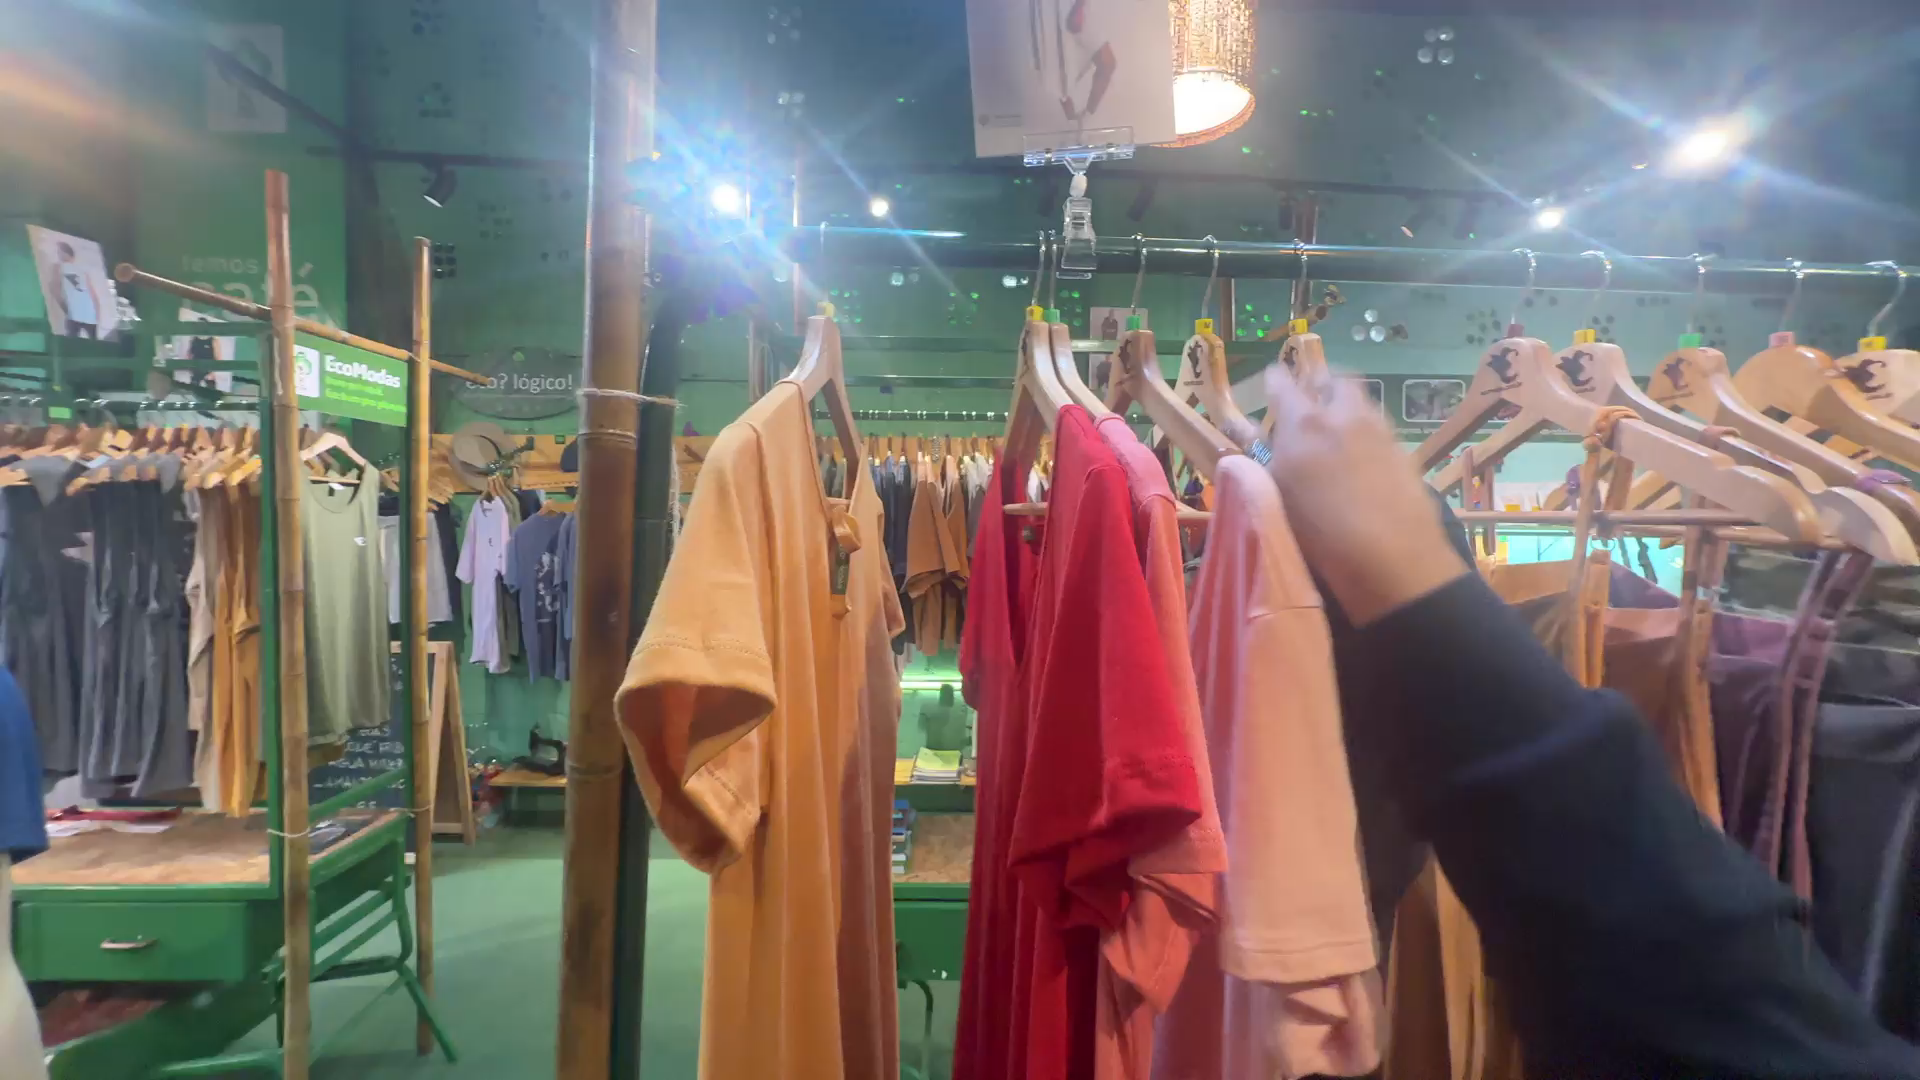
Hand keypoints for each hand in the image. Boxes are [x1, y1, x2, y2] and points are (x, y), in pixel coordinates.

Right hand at [1263, 365, 1469, 626]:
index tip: (1269, 381)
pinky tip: (1358, 459)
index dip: (1274, 379)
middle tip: (1307, 398)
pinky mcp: (1404, 454)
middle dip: (1319, 382)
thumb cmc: (1315, 531)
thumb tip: (1235, 442)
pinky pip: (1379, 428)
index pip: (1283, 383)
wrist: (1390, 557)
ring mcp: (1380, 431)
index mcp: (1302, 423)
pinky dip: (1364, 432)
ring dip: (1344, 405)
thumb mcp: (1271, 496)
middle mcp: (1343, 416)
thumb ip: (1254, 462)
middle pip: (1334, 379)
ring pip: (1361, 401)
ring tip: (1331, 429)